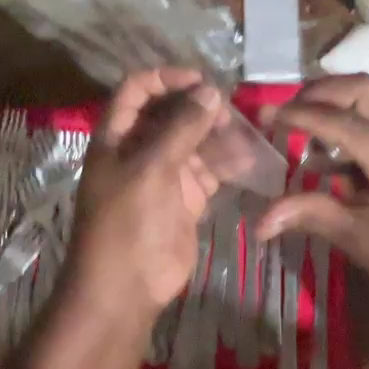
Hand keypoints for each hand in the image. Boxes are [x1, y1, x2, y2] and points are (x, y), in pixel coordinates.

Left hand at [66, 68, 223, 315]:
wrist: (125, 289)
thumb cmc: (126, 222)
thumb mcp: (150, 168)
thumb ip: (181, 127)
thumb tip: (211, 91)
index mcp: (117, 135)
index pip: (138, 89)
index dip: (166, 78)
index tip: (200, 80)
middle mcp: (139, 148)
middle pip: (171, 112)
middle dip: (199, 107)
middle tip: (230, 111)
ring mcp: (164, 173)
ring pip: (194, 140)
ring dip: (218, 133)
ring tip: (246, 133)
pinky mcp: (185, 198)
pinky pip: (209, 170)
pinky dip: (228, 162)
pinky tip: (251, 158)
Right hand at [257, 75, 368, 303]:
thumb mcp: (363, 240)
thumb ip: (313, 215)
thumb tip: (259, 221)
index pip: (341, 120)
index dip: (299, 115)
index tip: (264, 115)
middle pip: (360, 87)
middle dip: (318, 92)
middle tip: (286, 111)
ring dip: (336, 100)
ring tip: (305, 124)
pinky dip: (354, 116)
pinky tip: (334, 150)